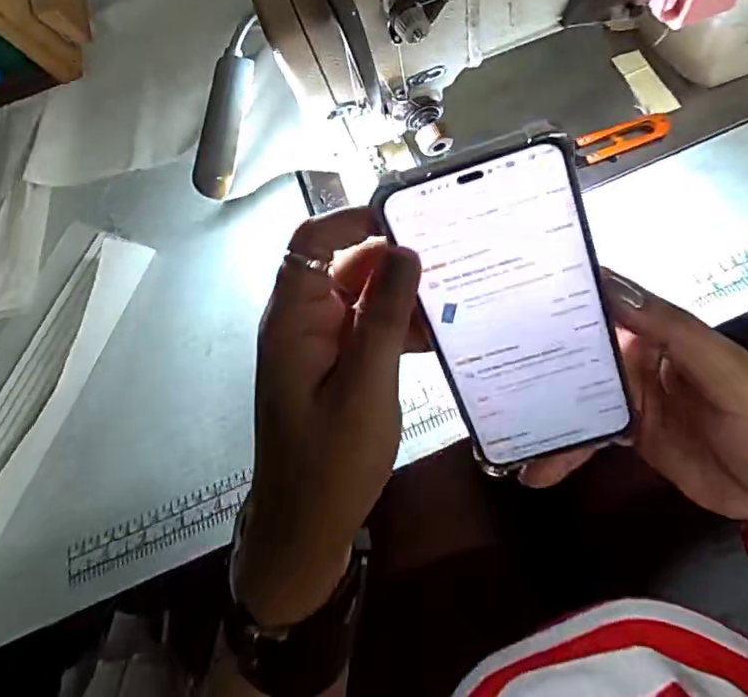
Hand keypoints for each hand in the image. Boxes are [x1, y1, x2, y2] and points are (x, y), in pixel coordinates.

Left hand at [234, 208, 422, 624]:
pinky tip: (437, 334)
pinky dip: (401, 324)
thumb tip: (405, 253)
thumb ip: (382, 318)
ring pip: (364, 294)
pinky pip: (371, 324)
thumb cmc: (329, 465)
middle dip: (394, 258)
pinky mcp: (339, 362)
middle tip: (450, 254)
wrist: (306, 532)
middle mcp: (304, 321)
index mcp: (294, 320)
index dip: (353, 219)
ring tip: (453, 294)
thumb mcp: (364, 389)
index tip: (407, 216)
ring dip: (403, 295)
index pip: (312, 241)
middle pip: (346, 264)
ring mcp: (322, 342)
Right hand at [524, 272, 747, 562]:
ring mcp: (639, 396)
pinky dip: (567, 446)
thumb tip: (614, 285)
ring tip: (503, 421)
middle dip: (547, 351)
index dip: (573, 293)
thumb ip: (671, 331)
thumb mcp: (723, 372)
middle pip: (590, 346)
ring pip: (584, 390)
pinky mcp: (635, 434)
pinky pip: (592, 431)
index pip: (614, 302)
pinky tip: (536, 466)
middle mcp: (648, 356)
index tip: (521, 291)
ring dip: (549, 404)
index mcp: (669, 330)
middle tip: (493, 357)